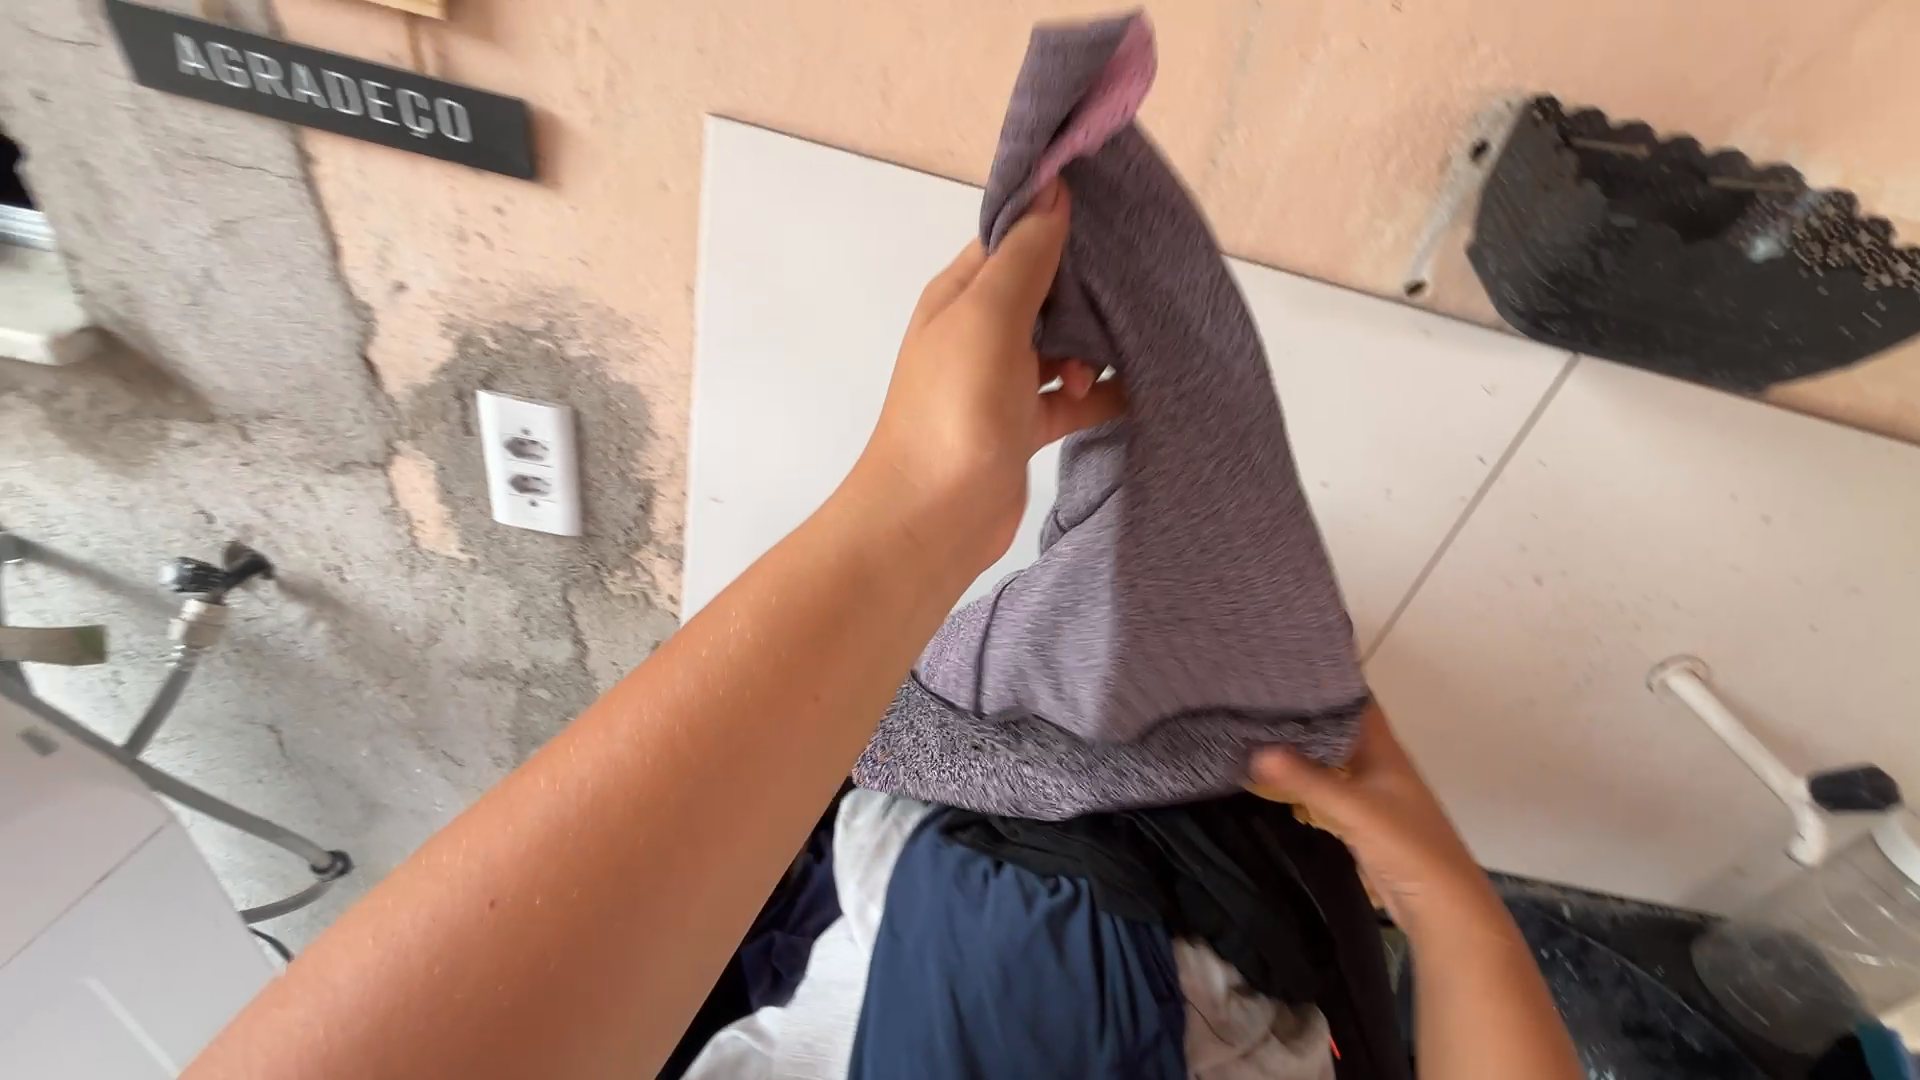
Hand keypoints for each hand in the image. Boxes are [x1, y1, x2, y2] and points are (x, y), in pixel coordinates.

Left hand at [844, 181, 1124, 578]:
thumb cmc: (955, 408)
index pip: (1016, 239)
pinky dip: (1098, 394)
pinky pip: (1071, 397)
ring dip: (1091, 351)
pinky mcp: (1023, 425)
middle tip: (1115, 310)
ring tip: (1091, 374)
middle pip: (1047, 292)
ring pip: (1062, 345)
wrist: (934, 517)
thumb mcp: (988, 317)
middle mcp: (981, 332)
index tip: (1115, 219)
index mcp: (962, 295)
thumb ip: (1024, 255)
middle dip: (1086, 296)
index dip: (1060, 224)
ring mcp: (1002, 381)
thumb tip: (1052, 186)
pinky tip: (1130, 394)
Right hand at [1247, 704, 1498, 938]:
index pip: (1356, 701)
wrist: (1442, 907)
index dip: (1327, 680)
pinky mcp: (1360, 817)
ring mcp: (1369, 791)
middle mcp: (1377, 763)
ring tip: (1256, 726)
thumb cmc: (1408, 846)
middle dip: (1304, 712)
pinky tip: (1274, 774)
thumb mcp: (1353, 809)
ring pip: (1329, 756)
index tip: (1287, 665)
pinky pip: (1325, 785)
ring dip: (1301, 745)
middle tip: (1257, 695)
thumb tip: (1254, 751)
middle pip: (1338, 727)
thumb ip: (1305, 779)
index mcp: (1384, 750)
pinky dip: (1301, 777)